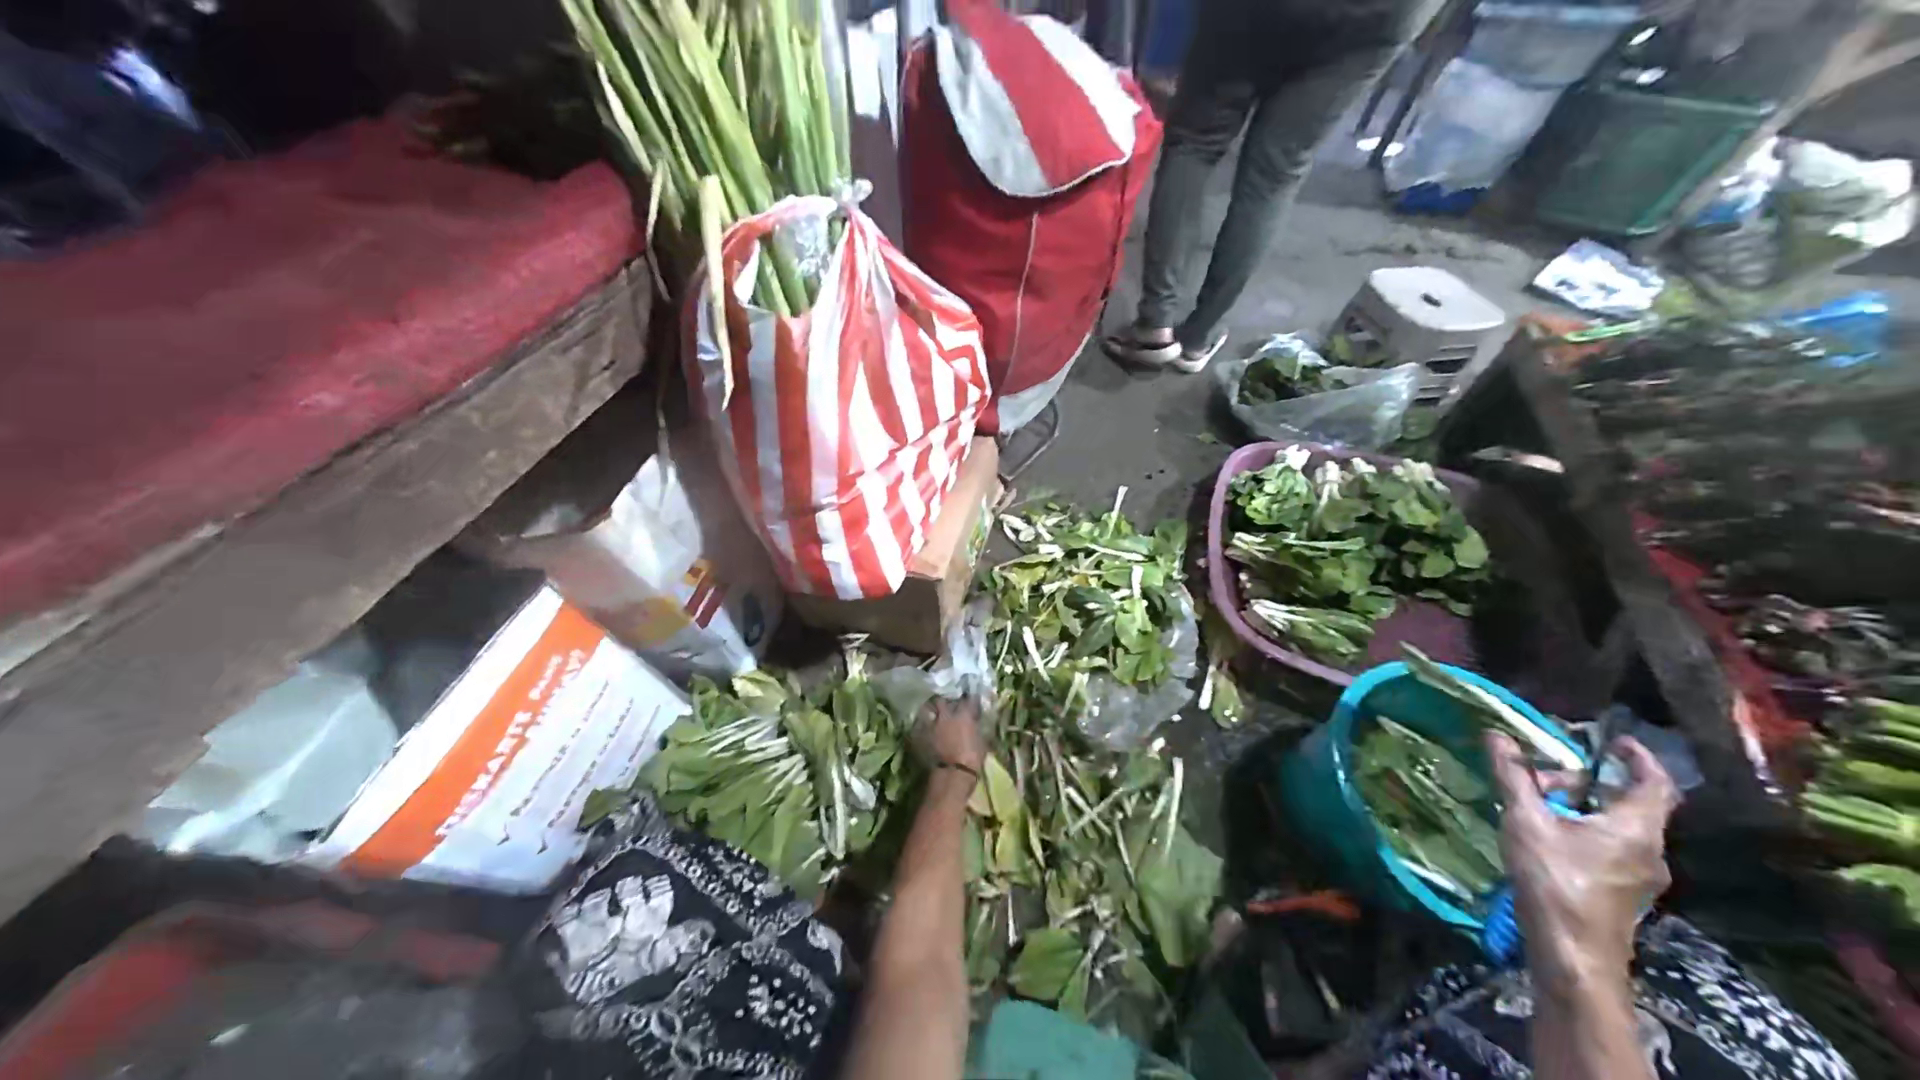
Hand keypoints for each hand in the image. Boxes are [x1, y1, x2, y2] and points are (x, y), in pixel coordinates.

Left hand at [924, 697, 985, 773]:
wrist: (954, 773)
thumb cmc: (973, 758)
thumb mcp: (982, 740)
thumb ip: (977, 728)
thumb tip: (976, 723)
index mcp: (965, 714)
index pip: (969, 699)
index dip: (969, 699)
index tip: (970, 700)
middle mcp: (947, 715)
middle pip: (943, 700)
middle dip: (945, 702)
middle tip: (947, 706)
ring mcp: (933, 724)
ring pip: (927, 710)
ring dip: (930, 711)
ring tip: (932, 715)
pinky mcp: (921, 734)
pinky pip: (920, 725)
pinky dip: (922, 725)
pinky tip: (924, 728)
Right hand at [1487, 733, 1678, 988]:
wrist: (1572, 953)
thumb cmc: (1555, 880)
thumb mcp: (1526, 820)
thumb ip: (1513, 776)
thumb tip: (1496, 735)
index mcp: (1636, 828)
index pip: (1656, 784)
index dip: (1639, 758)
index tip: (1614, 740)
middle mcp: (1649, 850)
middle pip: (1628, 804)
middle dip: (1587, 782)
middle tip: (1544, 775)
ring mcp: (1639, 876)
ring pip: (1616, 827)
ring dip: (1580, 807)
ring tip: (1536, 804)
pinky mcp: (1622, 892)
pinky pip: (1609, 848)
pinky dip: (1581, 830)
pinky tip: (1545, 836)